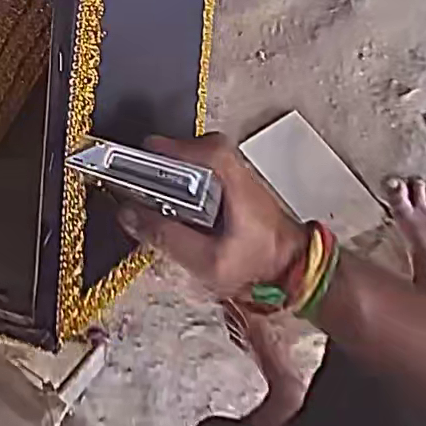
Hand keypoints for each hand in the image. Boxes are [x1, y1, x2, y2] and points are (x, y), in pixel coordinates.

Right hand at [115, 133, 309, 299]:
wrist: (296, 277)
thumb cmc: (259, 269)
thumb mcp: (207, 262)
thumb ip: (166, 237)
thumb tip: (129, 214)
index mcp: (235, 185)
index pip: (204, 149)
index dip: (170, 148)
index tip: (144, 154)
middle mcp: (238, 173)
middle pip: (195, 147)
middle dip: (164, 161)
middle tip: (141, 175)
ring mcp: (238, 177)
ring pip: (198, 157)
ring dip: (172, 170)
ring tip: (152, 190)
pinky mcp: (235, 186)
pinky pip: (203, 169)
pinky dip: (182, 178)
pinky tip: (173, 202)